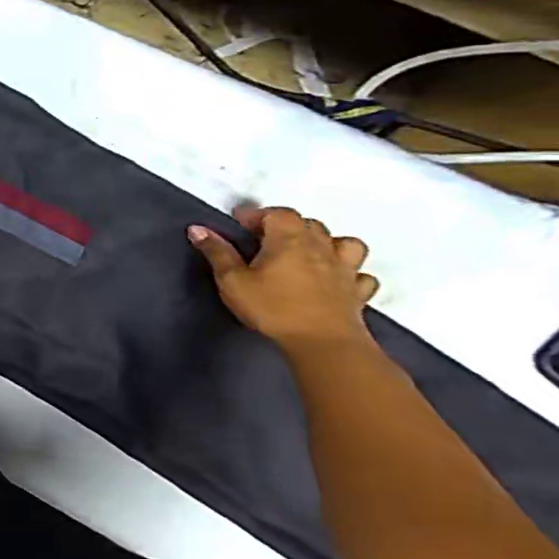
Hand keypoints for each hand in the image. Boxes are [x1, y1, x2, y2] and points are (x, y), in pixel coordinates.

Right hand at [188, 207, 379, 351]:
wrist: (324, 344)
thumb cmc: (273, 308)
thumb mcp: (232, 280)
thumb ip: (217, 252)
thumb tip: (197, 229)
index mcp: (289, 241)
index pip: (279, 213)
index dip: (258, 214)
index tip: (239, 224)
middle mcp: (321, 249)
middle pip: (310, 224)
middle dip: (288, 225)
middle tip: (265, 238)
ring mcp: (346, 271)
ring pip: (345, 243)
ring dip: (328, 242)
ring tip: (308, 252)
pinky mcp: (358, 293)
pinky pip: (361, 274)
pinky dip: (349, 271)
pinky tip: (334, 278)